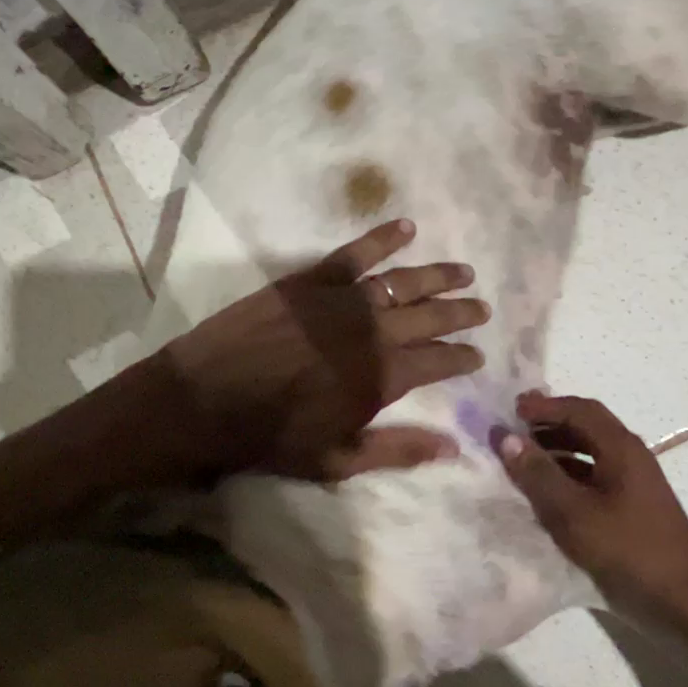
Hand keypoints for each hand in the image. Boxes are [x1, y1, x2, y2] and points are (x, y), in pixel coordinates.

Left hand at [162, 219, 487, 479]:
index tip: (478, 354)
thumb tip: (454, 448)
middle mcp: (374, 332)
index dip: (463, 357)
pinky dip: (383, 238)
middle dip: (461, 313)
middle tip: (482, 308)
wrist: (205, 401)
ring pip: (404, 281)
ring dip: (438, 276)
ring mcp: (343, 300)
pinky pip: (355, 253)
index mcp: (384, 377)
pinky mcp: (311, 280)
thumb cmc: (272, 437)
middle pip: (431, 316)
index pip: (440, 361)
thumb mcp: (340, 460)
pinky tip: (406, 227)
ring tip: (464, 272)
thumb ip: (399, 450)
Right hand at [495, 391, 687, 614]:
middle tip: (511, 433)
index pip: (580, 410)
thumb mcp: (573, 512)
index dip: (544, 406)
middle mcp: (630, 458)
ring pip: (589, 455)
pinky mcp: (630, 511)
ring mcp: (632, 485)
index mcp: (621, 448)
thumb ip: (538, 474)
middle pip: (586, 428)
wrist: (680, 599)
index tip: (509, 410)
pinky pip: (592, 480)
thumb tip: (506, 437)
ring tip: (520, 462)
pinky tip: (544, 497)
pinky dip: (566, 479)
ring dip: (556, 452)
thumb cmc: (627, 549)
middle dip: (548, 426)